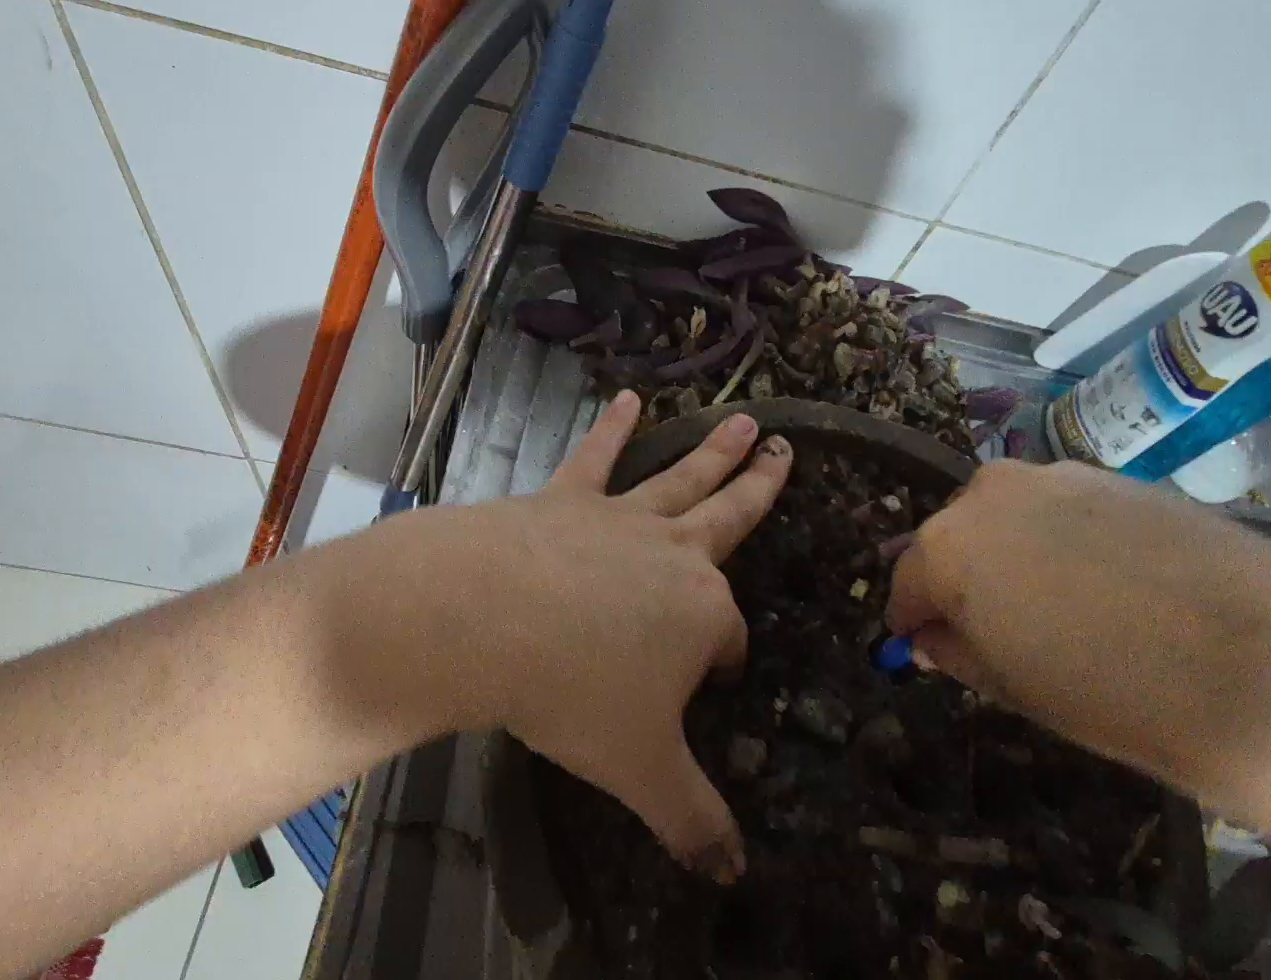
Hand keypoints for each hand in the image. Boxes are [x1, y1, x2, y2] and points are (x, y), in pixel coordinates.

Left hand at [357, 390, 791, 879]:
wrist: (485, 617)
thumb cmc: (575, 692)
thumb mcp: (641, 769)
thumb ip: (692, 819)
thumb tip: (734, 873)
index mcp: (703, 612)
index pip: (728, 637)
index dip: (721, 663)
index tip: (707, 687)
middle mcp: (675, 554)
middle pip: (730, 519)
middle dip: (760, 489)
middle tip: (785, 451)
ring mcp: (622, 518)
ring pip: (680, 479)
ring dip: (713, 453)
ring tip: (742, 422)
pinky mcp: (567, 498)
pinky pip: (597, 458)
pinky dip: (613, 429)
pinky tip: (626, 397)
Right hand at [884, 458, 1270, 802]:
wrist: (1265, 670)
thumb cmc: (1109, 694)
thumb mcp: (1009, 686)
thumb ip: (954, 650)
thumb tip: (931, 635)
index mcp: (947, 545)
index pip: (905, 581)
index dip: (909, 618)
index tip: (918, 642)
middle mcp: (991, 493)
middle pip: (955, 537)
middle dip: (961, 578)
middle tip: (991, 626)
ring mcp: (1059, 477)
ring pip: (1011, 517)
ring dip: (1014, 553)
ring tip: (1058, 605)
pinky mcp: (1120, 477)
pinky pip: (1066, 510)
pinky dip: (1067, 540)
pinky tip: (1110, 585)